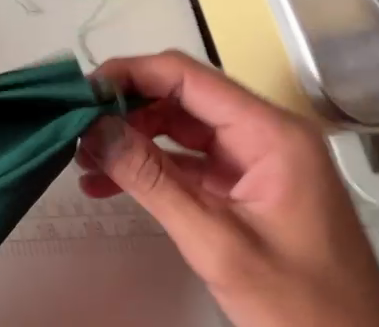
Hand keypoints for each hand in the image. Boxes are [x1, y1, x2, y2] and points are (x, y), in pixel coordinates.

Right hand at [78, 50, 378, 326]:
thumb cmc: (303, 308)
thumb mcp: (218, 243)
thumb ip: (152, 179)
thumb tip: (92, 127)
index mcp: (271, 133)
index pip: (186, 76)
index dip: (129, 75)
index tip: (81, 92)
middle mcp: (264, 135)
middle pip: (179, 98)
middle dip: (124, 111)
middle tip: (75, 127)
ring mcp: (256, 162)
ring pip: (177, 129)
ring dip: (130, 142)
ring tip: (83, 158)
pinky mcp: (246, 189)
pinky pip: (187, 163)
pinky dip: (149, 170)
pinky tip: (108, 184)